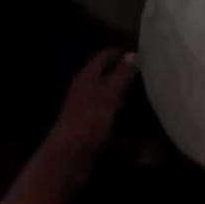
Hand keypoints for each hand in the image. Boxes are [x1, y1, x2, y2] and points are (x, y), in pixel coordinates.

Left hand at [44, 48, 137, 166]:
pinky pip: (100, 108)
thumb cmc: (90, 117)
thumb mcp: (110, 93)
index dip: (114, 53)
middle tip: (135, 68)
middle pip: (100, 74)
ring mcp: (82, 106)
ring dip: (114, 89)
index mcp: (86, 76)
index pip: (101, 57)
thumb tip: (132, 53)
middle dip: (116, 70)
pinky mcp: (84, 123)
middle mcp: (82, 87)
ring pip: (100, 91)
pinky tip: (121, 112)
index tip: (130, 50)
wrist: (69, 153)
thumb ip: (121, 74)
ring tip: (132, 88)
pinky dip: (111, 105)